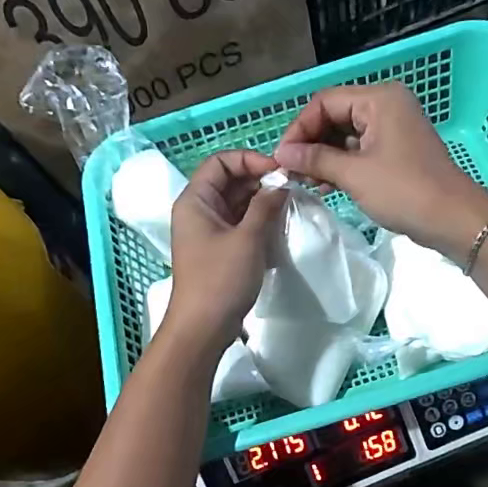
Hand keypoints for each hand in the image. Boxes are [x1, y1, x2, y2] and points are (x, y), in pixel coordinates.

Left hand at [162, 149, 288, 351]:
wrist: (203, 327)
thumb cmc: (221, 279)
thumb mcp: (248, 239)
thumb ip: (265, 207)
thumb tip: (282, 185)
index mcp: (195, 200)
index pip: (221, 162)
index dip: (250, 159)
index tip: (279, 172)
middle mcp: (198, 211)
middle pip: (230, 182)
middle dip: (260, 181)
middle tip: (292, 190)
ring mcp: (208, 232)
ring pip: (237, 204)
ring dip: (262, 203)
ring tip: (289, 208)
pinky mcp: (219, 250)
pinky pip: (239, 225)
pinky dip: (258, 222)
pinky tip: (278, 228)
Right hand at [272, 82, 487, 261]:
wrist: (453, 219)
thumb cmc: (404, 191)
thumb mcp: (355, 175)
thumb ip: (316, 159)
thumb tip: (282, 153)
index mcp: (378, 99)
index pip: (324, 102)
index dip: (299, 128)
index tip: (282, 157)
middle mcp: (386, 106)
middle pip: (334, 116)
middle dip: (310, 143)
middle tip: (291, 171)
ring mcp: (394, 128)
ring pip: (346, 135)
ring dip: (324, 156)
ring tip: (305, 181)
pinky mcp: (397, 151)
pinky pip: (360, 150)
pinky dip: (342, 165)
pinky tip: (326, 185)